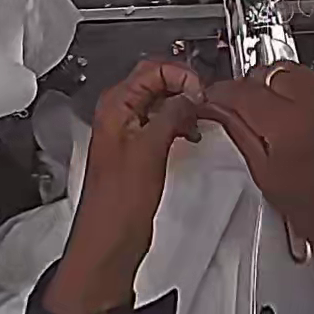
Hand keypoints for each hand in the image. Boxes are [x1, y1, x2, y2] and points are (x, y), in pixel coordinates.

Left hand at [47, 59, 203, 313]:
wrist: (109, 244)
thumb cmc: (118, 206)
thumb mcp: (151, 149)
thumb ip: (173, 114)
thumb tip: (191, 94)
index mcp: (115, 106)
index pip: (153, 68)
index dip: (181, 75)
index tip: (200, 92)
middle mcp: (119, 113)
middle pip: (157, 78)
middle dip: (184, 85)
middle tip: (204, 99)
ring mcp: (129, 130)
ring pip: (162, 99)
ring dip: (184, 102)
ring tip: (199, 115)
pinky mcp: (139, 148)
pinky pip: (163, 119)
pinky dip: (180, 120)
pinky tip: (190, 131)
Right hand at [200, 63, 313, 273]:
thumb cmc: (313, 206)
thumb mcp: (263, 173)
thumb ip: (238, 131)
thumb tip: (216, 107)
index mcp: (288, 125)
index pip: (244, 92)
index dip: (224, 93)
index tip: (215, 98)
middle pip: (268, 72)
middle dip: (252, 86)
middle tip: (245, 108)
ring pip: (291, 70)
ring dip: (276, 85)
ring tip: (274, 113)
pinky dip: (301, 89)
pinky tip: (299, 114)